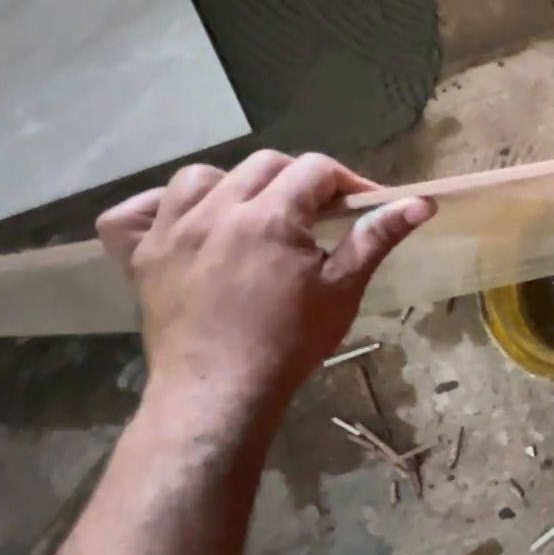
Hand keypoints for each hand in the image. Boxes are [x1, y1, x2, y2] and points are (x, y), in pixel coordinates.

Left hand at [96, 152, 434, 407]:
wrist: (221, 390)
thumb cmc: (292, 338)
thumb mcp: (345, 285)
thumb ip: (378, 236)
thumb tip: (422, 203)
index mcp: (269, 219)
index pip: (316, 169)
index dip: (348, 182)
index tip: (366, 207)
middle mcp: (214, 214)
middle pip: (264, 165)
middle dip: (301, 180)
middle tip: (321, 214)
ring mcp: (168, 234)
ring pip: (200, 177)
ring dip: (235, 186)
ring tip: (257, 214)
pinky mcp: (138, 258)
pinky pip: (131, 213)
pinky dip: (159, 208)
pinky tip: (189, 223)